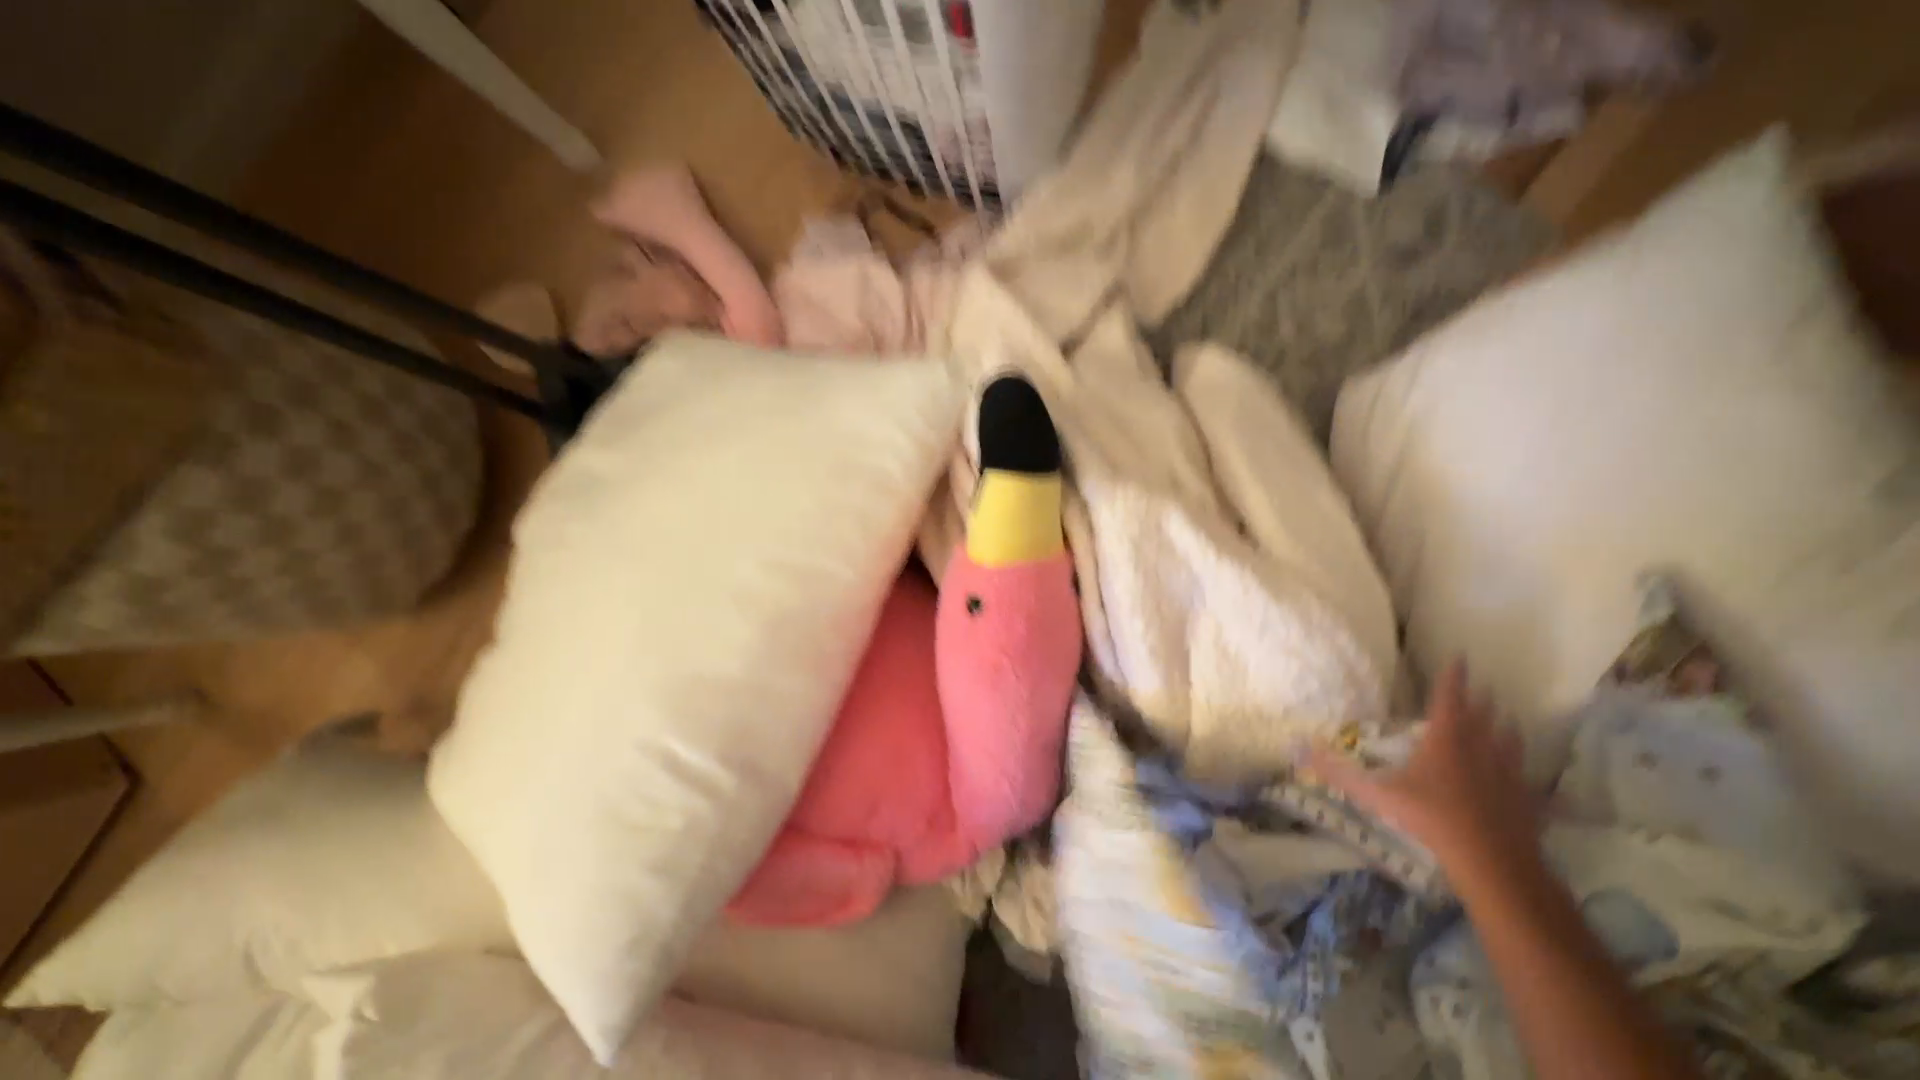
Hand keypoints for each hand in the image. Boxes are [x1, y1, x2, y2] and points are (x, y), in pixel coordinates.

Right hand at [1309, 661, 1542, 877]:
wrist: (1490, 858)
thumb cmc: (1430, 817)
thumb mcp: (1376, 794)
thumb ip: (1337, 771)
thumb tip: (1297, 747)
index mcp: (1446, 738)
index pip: (1449, 696)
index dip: (1453, 676)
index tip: (1461, 656)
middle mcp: (1481, 746)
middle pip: (1484, 714)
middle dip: (1481, 699)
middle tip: (1482, 688)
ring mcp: (1508, 771)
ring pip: (1510, 740)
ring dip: (1506, 727)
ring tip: (1507, 720)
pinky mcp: (1526, 798)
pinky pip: (1529, 779)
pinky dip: (1528, 774)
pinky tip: (1534, 780)